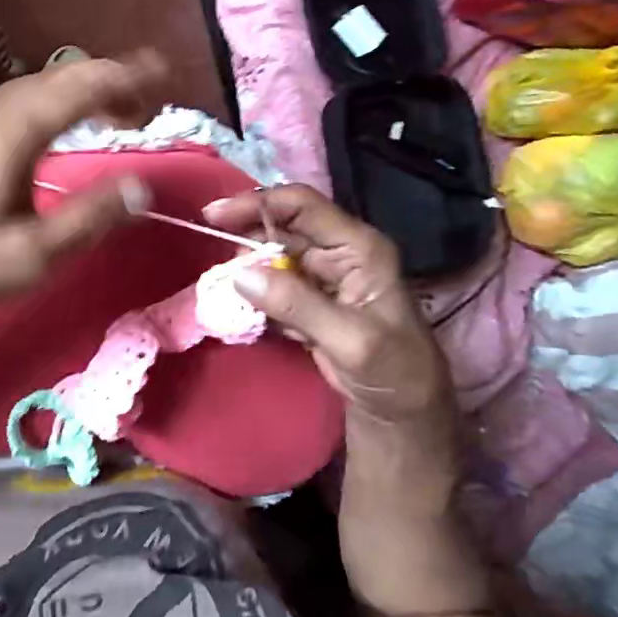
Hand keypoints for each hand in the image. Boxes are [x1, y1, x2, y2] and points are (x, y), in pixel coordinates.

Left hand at [0, 55, 165, 357]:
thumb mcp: (37, 253)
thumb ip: (91, 217)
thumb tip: (143, 188)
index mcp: (13, 137)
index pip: (76, 90)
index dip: (122, 77)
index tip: (161, 73)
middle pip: (56, 79)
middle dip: (106, 77)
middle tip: (148, 92)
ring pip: (36, 88)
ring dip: (80, 89)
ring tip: (117, 107)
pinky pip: (21, 104)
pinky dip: (56, 102)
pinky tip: (65, 125)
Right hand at [202, 185, 450, 431]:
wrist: (405, 413)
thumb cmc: (395, 371)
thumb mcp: (351, 340)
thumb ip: (297, 304)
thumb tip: (239, 274)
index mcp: (359, 247)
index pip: (303, 206)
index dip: (258, 204)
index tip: (214, 215)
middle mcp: (339, 254)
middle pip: (283, 227)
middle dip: (245, 235)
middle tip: (211, 253)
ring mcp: (323, 278)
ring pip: (274, 257)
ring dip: (246, 268)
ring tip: (221, 286)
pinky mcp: (308, 302)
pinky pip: (272, 287)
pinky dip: (253, 294)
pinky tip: (236, 307)